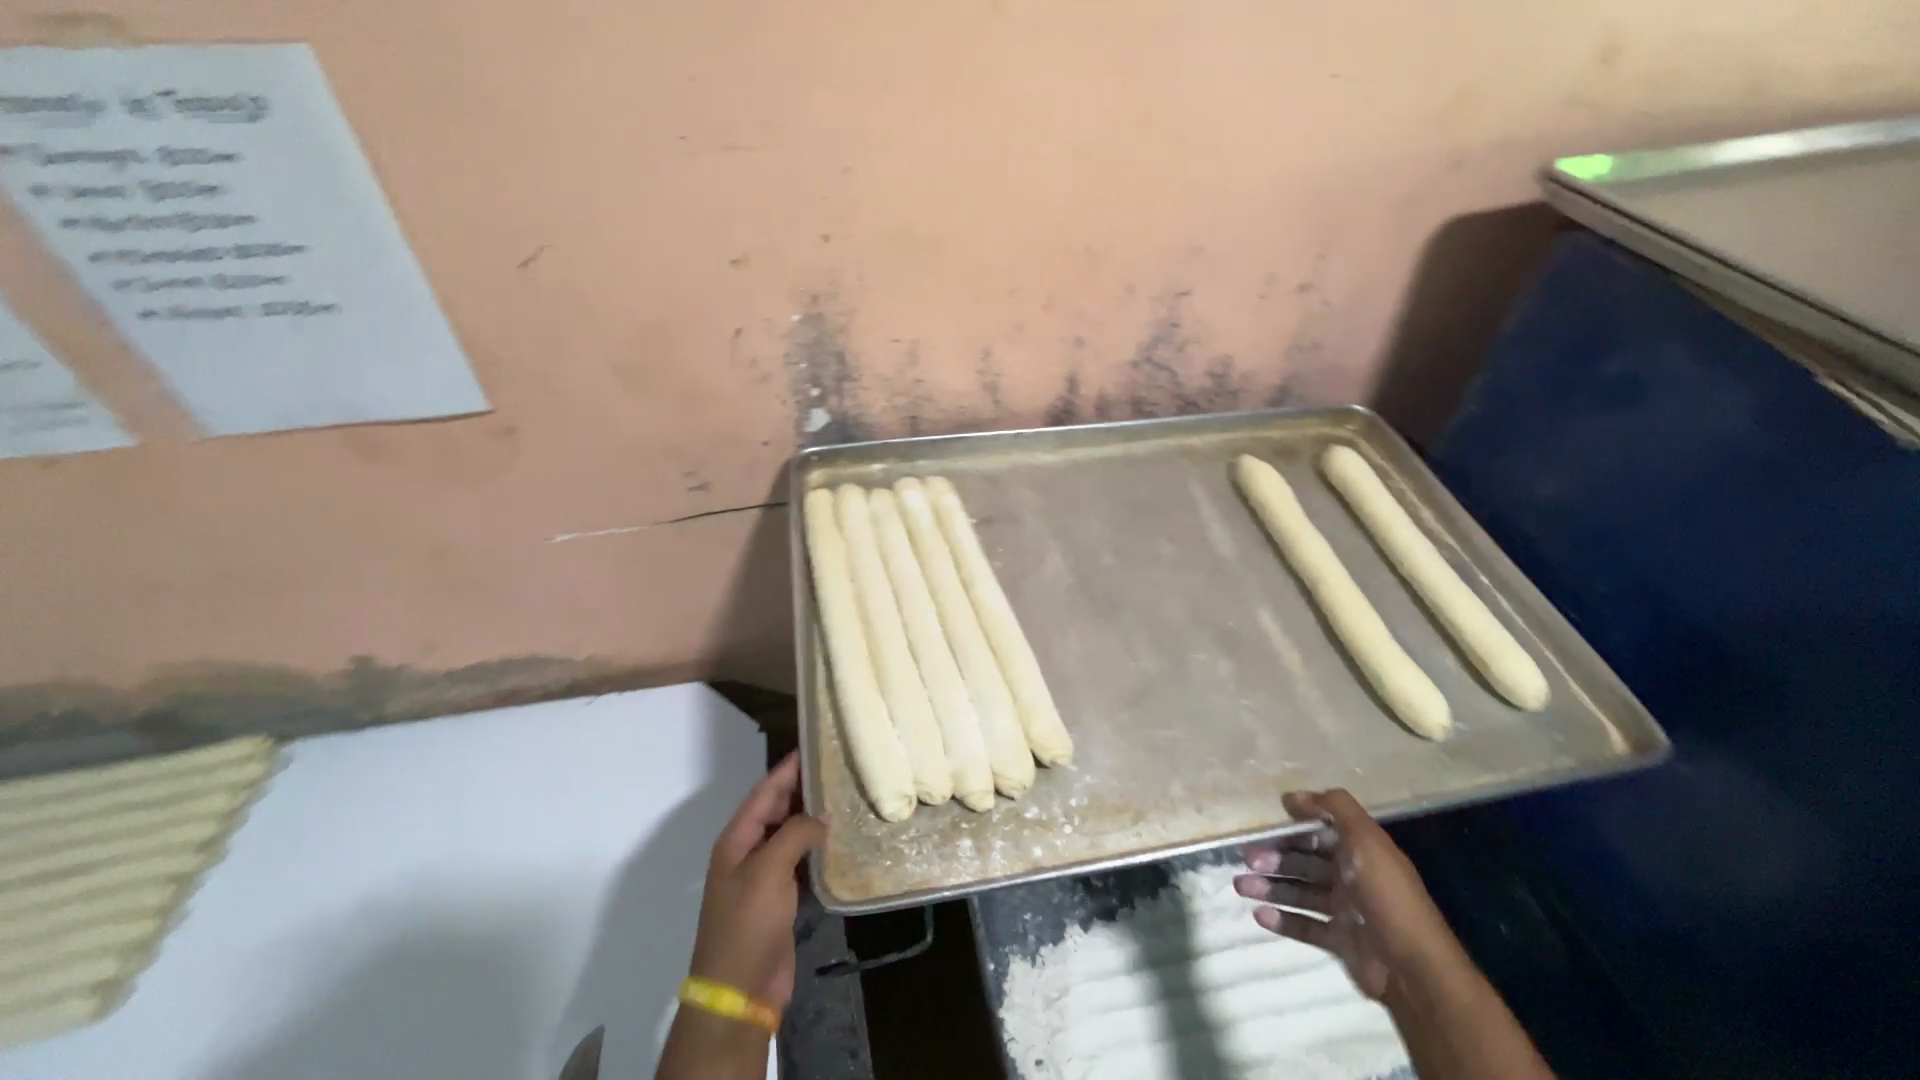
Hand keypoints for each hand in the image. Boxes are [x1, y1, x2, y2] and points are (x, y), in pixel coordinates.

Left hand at [687, 751, 825, 1011]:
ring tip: (847, 797)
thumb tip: (822, 817)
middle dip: (803, 789)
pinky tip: (842, 841)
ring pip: (791, 836)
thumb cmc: (747, 924)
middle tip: (840, 768)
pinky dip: (819, 849)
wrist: (739, 989)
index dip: (787, 769)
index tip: (815, 744)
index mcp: (737, 840)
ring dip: (814, 818)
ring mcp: (764, 878)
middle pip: (777, 810)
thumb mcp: (767, 871)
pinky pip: (801, 863)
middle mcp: (748, 853)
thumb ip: (794, 835)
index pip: (764, 792)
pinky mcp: (781, 901)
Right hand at [1235, 788, 1460, 1001]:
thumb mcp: (1365, 839)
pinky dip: (1282, 919)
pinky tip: (1259, 915)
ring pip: (1300, 892)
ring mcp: (1346, 911)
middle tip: (1247, 861)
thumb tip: (1294, 795)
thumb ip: (1333, 808)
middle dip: (1275, 859)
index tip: (1262, 828)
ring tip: (1241, 887)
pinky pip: (1305, 925)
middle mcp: (1353, 877)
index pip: (1320, 834)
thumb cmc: (1385, 894)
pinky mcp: (1339, 941)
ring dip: (1271, 888)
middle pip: (1306, 863)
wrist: (1411, 965)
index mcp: (1361, 851)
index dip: (1292, 830)